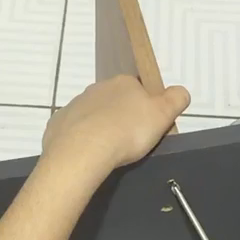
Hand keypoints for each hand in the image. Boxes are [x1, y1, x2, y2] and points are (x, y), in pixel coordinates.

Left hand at [41, 76, 189, 181]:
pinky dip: (81, 140)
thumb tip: (180, 92)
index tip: (147, 127)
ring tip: (108, 152)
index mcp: (123, 83)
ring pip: (92, 115)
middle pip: (114, 101)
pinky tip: (88, 156)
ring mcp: (74, 105)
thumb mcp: (162, 115)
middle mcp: (96, 88)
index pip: (137, 88)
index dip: (144, 106)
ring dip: (100, 128)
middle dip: (121, 117)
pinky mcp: (58, 124)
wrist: (83, 151)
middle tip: (129, 142)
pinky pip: (73, 130)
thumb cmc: (128, 131)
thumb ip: (175, 100)